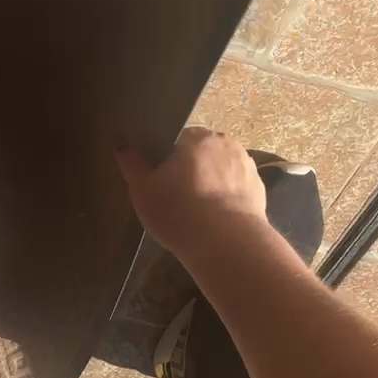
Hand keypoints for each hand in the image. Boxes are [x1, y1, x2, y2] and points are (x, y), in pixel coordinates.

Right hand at [116, 126, 267, 257]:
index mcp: (196, 137)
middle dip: (192, 168)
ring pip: (222, 168)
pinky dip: (227, 197)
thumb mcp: (142, 189)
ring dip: (211, 181)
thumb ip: (131, 161)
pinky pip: (236, 188)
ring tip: (197, 209)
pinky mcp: (258, 188)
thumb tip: (119, 136)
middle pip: (203, 152)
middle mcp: (225, 142)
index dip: (167, 158)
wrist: (223, 241)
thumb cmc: (177, 211)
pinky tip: (215, 218)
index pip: (179, 138)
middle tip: (177, 196)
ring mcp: (246, 165)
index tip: (160, 179)